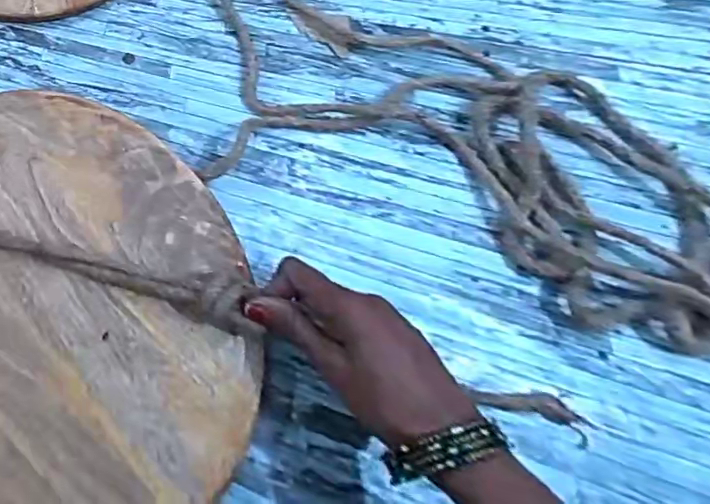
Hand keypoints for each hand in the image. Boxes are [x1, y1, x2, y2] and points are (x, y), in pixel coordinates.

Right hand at [247, 258, 482, 447]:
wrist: (455, 441)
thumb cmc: (384, 402)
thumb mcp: (332, 366)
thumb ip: (294, 327)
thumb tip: (254, 301)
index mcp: (348, 303)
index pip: (294, 269)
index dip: (275, 288)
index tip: (272, 320)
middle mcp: (368, 299)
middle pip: (315, 286)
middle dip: (295, 306)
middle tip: (294, 344)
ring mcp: (389, 315)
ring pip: (337, 303)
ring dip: (319, 319)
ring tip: (325, 357)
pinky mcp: (403, 332)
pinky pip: (360, 316)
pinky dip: (344, 328)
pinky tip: (355, 362)